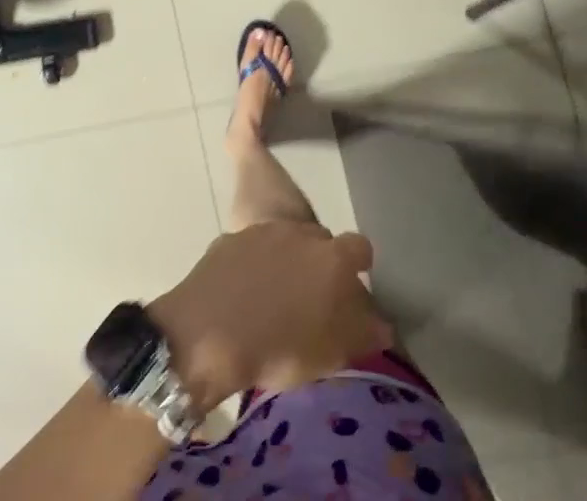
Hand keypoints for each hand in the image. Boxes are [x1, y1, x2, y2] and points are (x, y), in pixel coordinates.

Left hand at [150, 222, 391, 412]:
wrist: (208, 335)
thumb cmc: (282, 347)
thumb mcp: (334, 352)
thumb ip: (364, 333)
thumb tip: (379, 324)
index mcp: (332, 258)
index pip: (359, 248)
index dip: (358, 266)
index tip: (352, 285)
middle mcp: (296, 234)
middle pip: (317, 239)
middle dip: (318, 261)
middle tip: (312, 295)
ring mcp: (257, 234)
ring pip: (280, 241)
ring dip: (282, 261)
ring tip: (274, 297)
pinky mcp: (224, 243)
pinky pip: (247, 251)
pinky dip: (250, 267)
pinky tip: (243, 295)